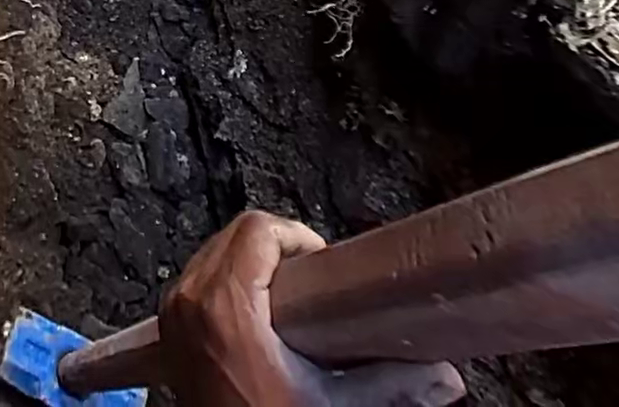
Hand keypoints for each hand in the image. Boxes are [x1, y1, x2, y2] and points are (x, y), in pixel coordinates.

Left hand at [161, 211, 464, 406]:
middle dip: (277, 245)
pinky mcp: (170, 318)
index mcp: (226, 304)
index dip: (295, 235)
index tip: (321, 262)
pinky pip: (200, 269)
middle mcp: (192, 295)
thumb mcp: (331, 406)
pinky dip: (228, 273)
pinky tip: (256, 304)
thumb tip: (448, 378)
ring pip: (218, 246)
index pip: (257, 229)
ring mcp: (175, 306)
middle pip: (237, 231)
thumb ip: (387, 383)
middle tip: (311, 277)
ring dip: (253, 257)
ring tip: (288, 291)